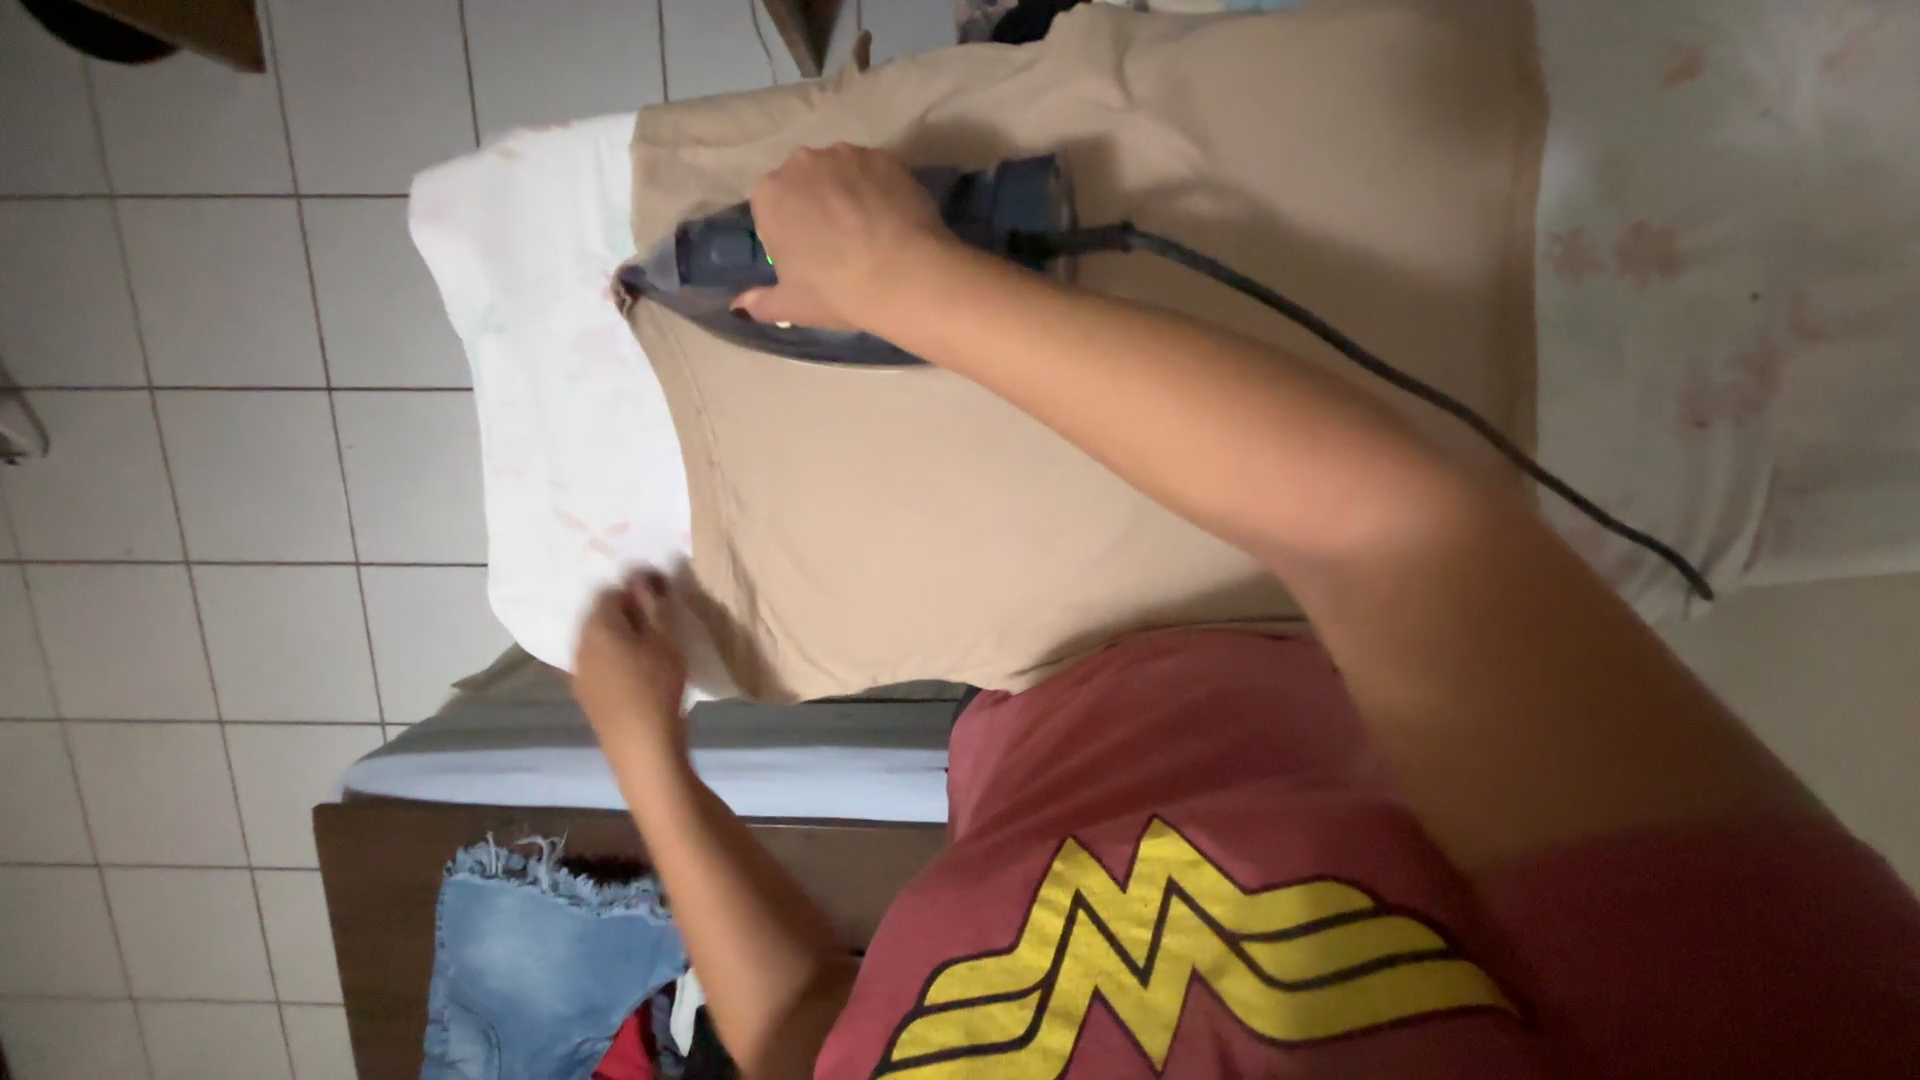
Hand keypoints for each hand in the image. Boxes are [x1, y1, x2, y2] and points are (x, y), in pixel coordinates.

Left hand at [573, 570, 688, 760]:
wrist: (641, 745)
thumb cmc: (657, 684)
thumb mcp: (664, 638)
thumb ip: (651, 604)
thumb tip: (641, 577)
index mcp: (597, 625)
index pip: (611, 590)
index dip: (635, 586)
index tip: (660, 592)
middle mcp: (579, 644)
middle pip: (599, 615)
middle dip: (625, 610)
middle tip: (657, 616)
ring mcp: (578, 671)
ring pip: (597, 640)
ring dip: (619, 635)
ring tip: (649, 643)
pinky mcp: (585, 693)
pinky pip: (598, 661)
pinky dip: (614, 656)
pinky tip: (635, 669)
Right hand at [732, 143, 954, 331]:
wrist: (904, 276)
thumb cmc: (836, 292)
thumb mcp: (791, 306)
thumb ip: (760, 303)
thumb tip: (739, 305)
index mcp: (769, 193)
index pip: (770, 209)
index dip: (787, 235)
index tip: (807, 260)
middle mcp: (803, 162)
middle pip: (804, 184)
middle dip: (815, 208)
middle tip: (838, 248)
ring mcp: (847, 155)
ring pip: (840, 175)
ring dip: (847, 196)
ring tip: (869, 234)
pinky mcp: (886, 158)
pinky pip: (875, 174)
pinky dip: (879, 192)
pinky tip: (892, 222)